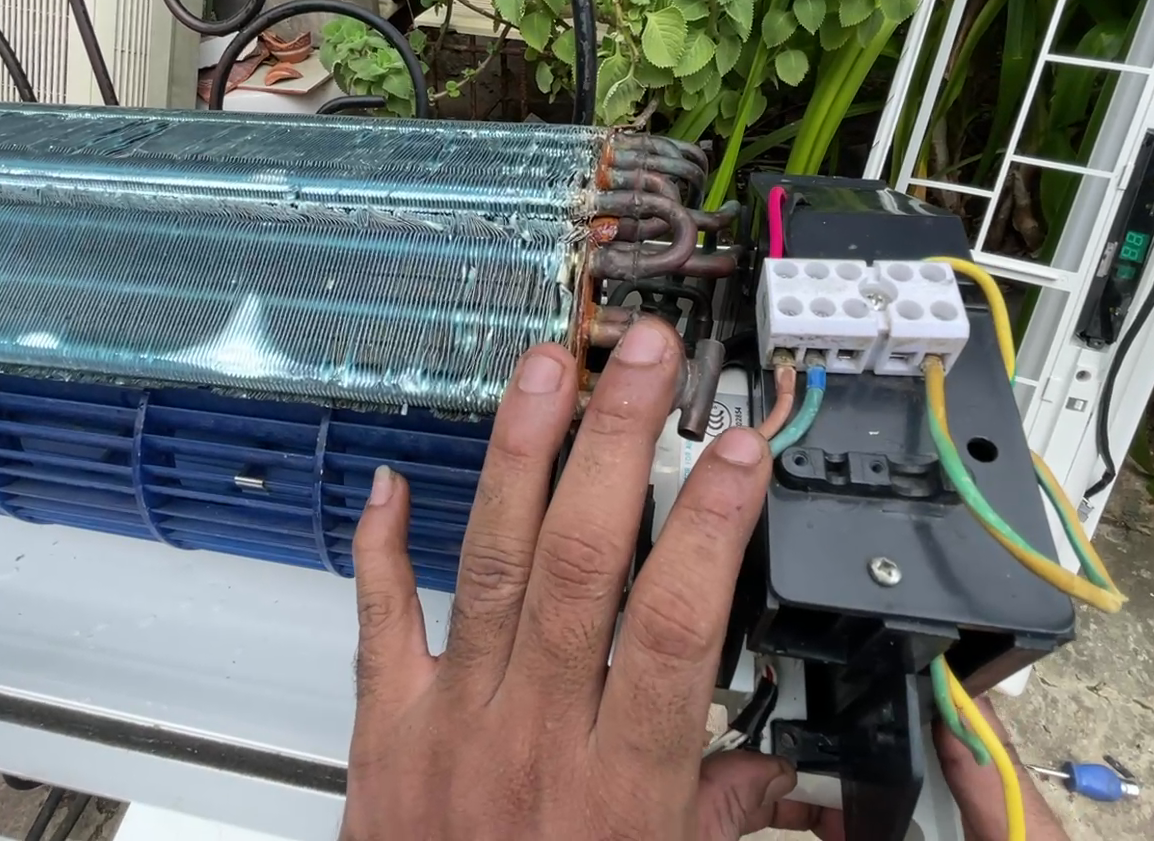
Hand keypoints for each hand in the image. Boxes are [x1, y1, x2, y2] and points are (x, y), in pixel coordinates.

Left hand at [341, 318, 796, 839]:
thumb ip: (720, 816)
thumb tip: (774, 772)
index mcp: (619, 786)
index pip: (673, 624)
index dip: (708, 527)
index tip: (733, 450)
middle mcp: (532, 732)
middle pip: (583, 560)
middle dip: (615, 442)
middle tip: (637, 358)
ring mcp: (452, 718)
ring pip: (493, 561)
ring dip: (519, 456)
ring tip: (543, 373)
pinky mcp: (388, 722)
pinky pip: (380, 620)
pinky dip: (380, 547)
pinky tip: (391, 481)